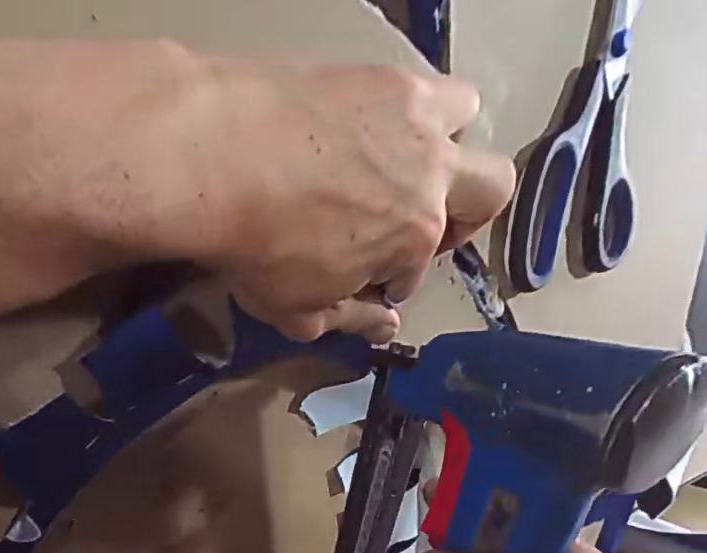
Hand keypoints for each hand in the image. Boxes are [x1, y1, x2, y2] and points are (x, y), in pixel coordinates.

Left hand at [196, 60, 514, 342]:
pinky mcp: (376, 71)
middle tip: (422, 225)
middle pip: (491, 187)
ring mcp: (409, 112)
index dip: (396, 280)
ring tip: (399, 166)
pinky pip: (412, 88)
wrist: (215, 155)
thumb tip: (386, 327)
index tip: (372, 281)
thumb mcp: (302, 310)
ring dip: (445, 145)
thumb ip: (353, 319)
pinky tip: (355, 133)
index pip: (421, 267)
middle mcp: (430, 169)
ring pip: (464, 116)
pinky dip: (401, 113)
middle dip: (467, 214)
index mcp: (416, 235)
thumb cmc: (259, 248)